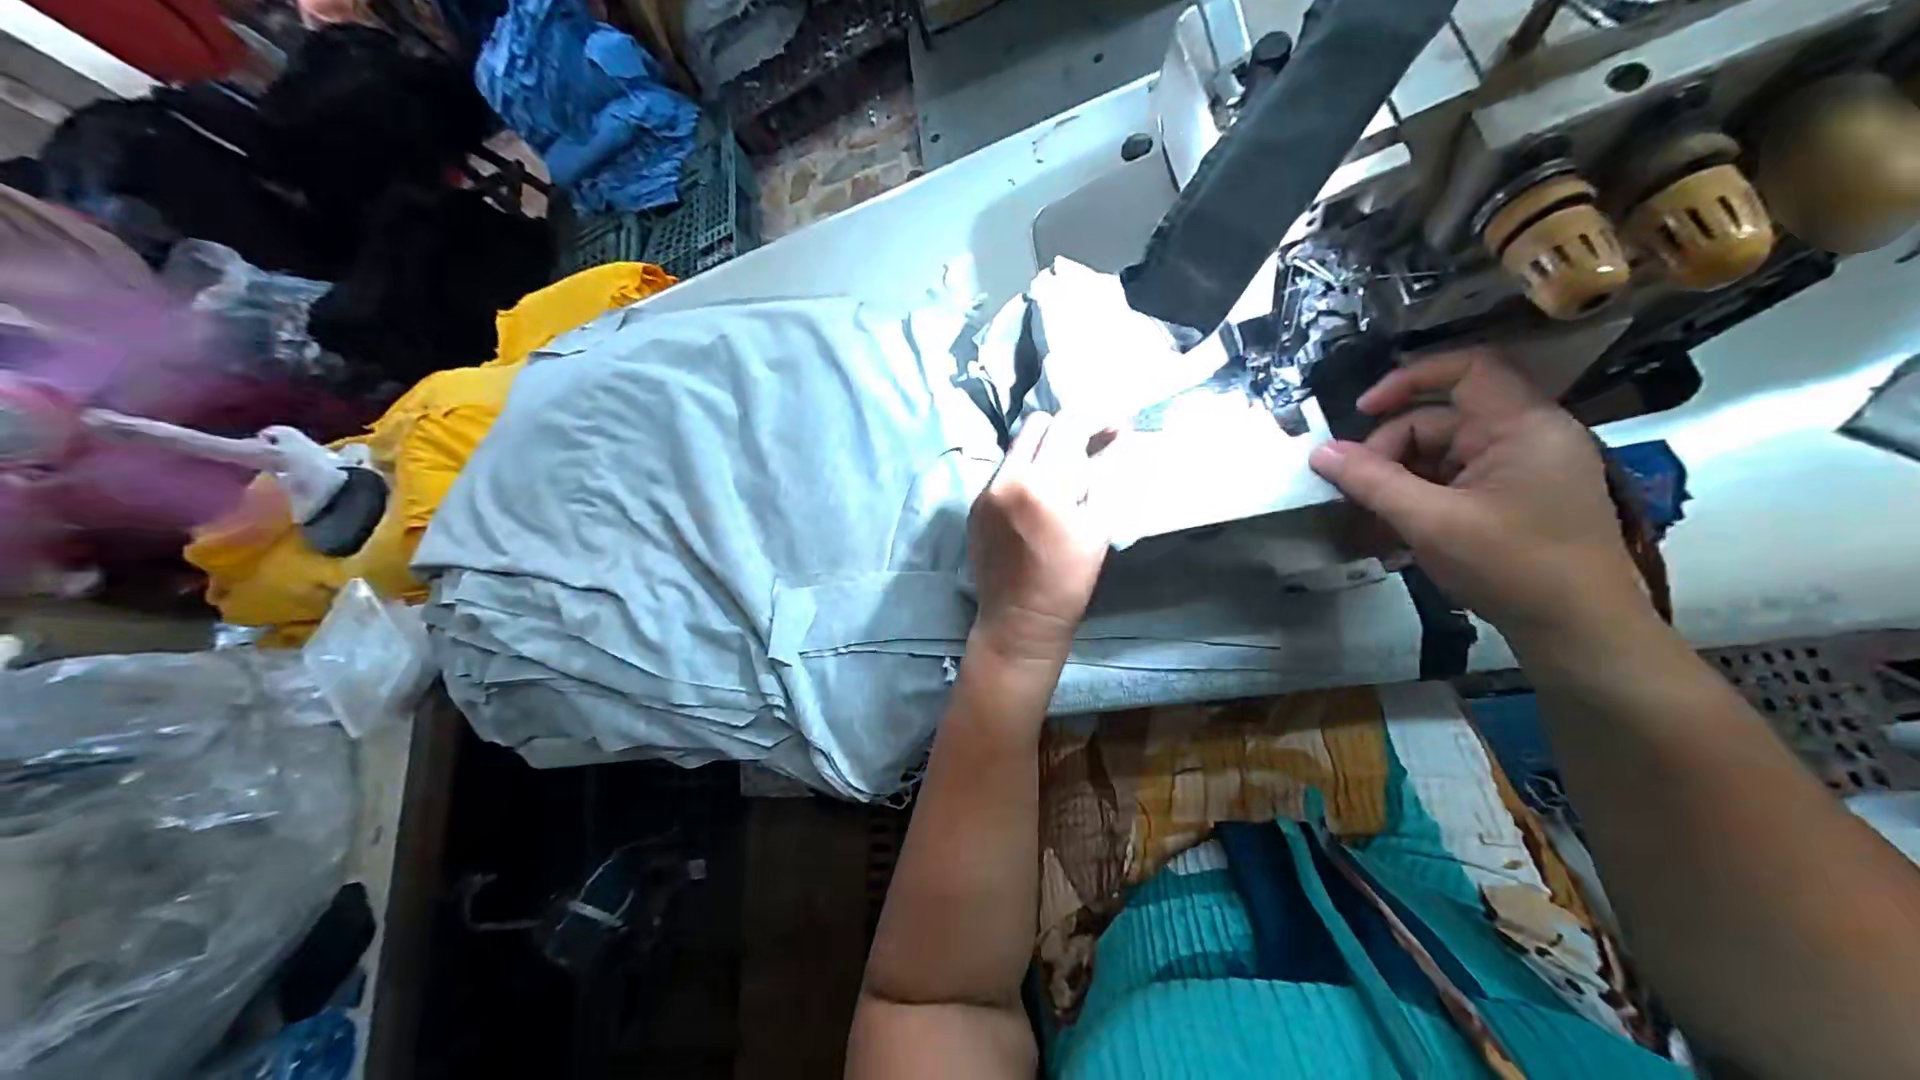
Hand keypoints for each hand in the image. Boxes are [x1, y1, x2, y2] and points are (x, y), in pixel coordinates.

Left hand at [968, 412, 1113, 663]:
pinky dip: (1024, 473)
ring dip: (1044, 451)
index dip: (1098, 419)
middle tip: (1090, 448)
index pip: (1070, 424)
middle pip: (1038, 425)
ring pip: (1017, 447)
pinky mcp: (974, 507)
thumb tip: (1123, 436)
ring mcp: (985, 492)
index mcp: (1042, 484)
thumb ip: (1108, 476)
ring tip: (1065, 476)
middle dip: (1067, 429)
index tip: (1116, 429)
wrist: (1019, 621)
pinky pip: (1002, 472)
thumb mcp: (1098, 528)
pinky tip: (1039, 499)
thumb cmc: (1067, 581)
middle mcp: (1007, 479)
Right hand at [1307, 349, 1649, 641]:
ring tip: (1369, 517)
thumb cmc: (1513, 566)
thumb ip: (1372, 482)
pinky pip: (1454, 483)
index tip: (1362, 411)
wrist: (1580, 632)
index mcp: (1522, 426)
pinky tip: (1394, 532)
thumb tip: (1320, 453)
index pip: (1467, 367)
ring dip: (1399, 481)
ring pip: (1441, 456)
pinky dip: (1420, 499)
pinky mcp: (1514, 499)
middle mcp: (1526, 437)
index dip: (1408, 379)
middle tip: (1354, 490)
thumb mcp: (1431, 522)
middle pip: (1441, 420)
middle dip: (1389, 451)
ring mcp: (1521, 470)